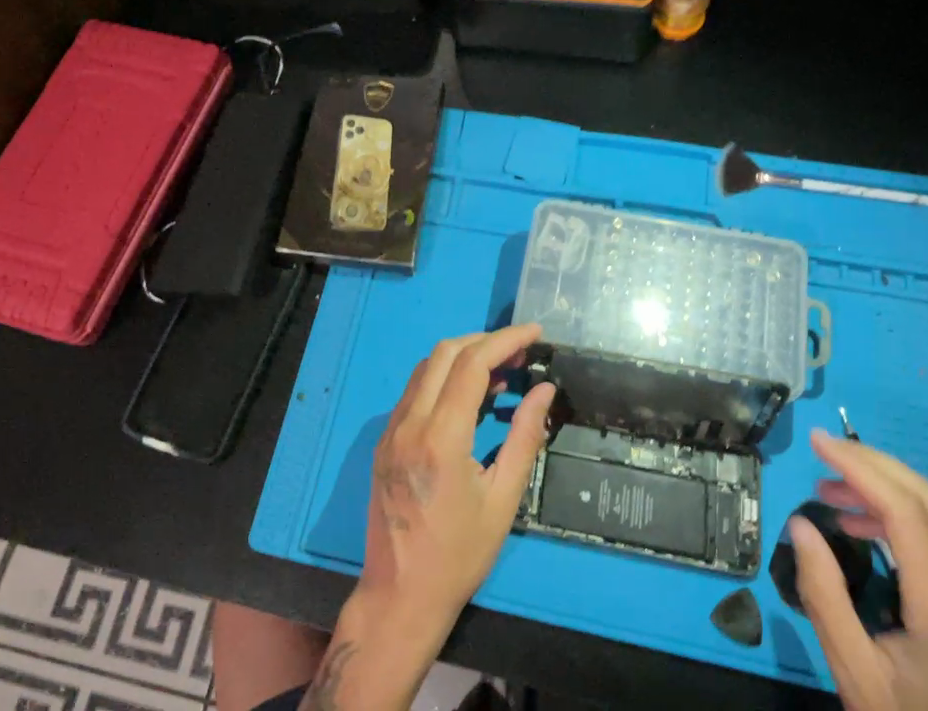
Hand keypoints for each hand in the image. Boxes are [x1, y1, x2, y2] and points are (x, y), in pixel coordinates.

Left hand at [358, 323, 558, 627]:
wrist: (401, 594)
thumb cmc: (460, 555)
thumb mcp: (503, 499)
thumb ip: (525, 438)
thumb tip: (544, 390)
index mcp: (440, 438)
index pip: (471, 364)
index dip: (506, 341)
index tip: (536, 334)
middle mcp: (409, 424)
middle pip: (443, 354)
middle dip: (485, 341)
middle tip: (522, 352)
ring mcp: (390, 432)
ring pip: (424, 369)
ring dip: (462, 357)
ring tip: (502, 372)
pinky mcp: (383, 443)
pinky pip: (413, 393)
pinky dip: (442, 380)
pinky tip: (469, 397)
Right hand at [791, 429, 927, 710]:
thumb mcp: (852, 672)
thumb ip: (825, 596)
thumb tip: (802, 525)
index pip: (907, 513)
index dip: (861, 468)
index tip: (819, 444)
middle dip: (877, 466)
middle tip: (824, 455)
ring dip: (890, 491)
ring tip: (832, 494)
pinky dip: (904, 521)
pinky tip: (864, 530)